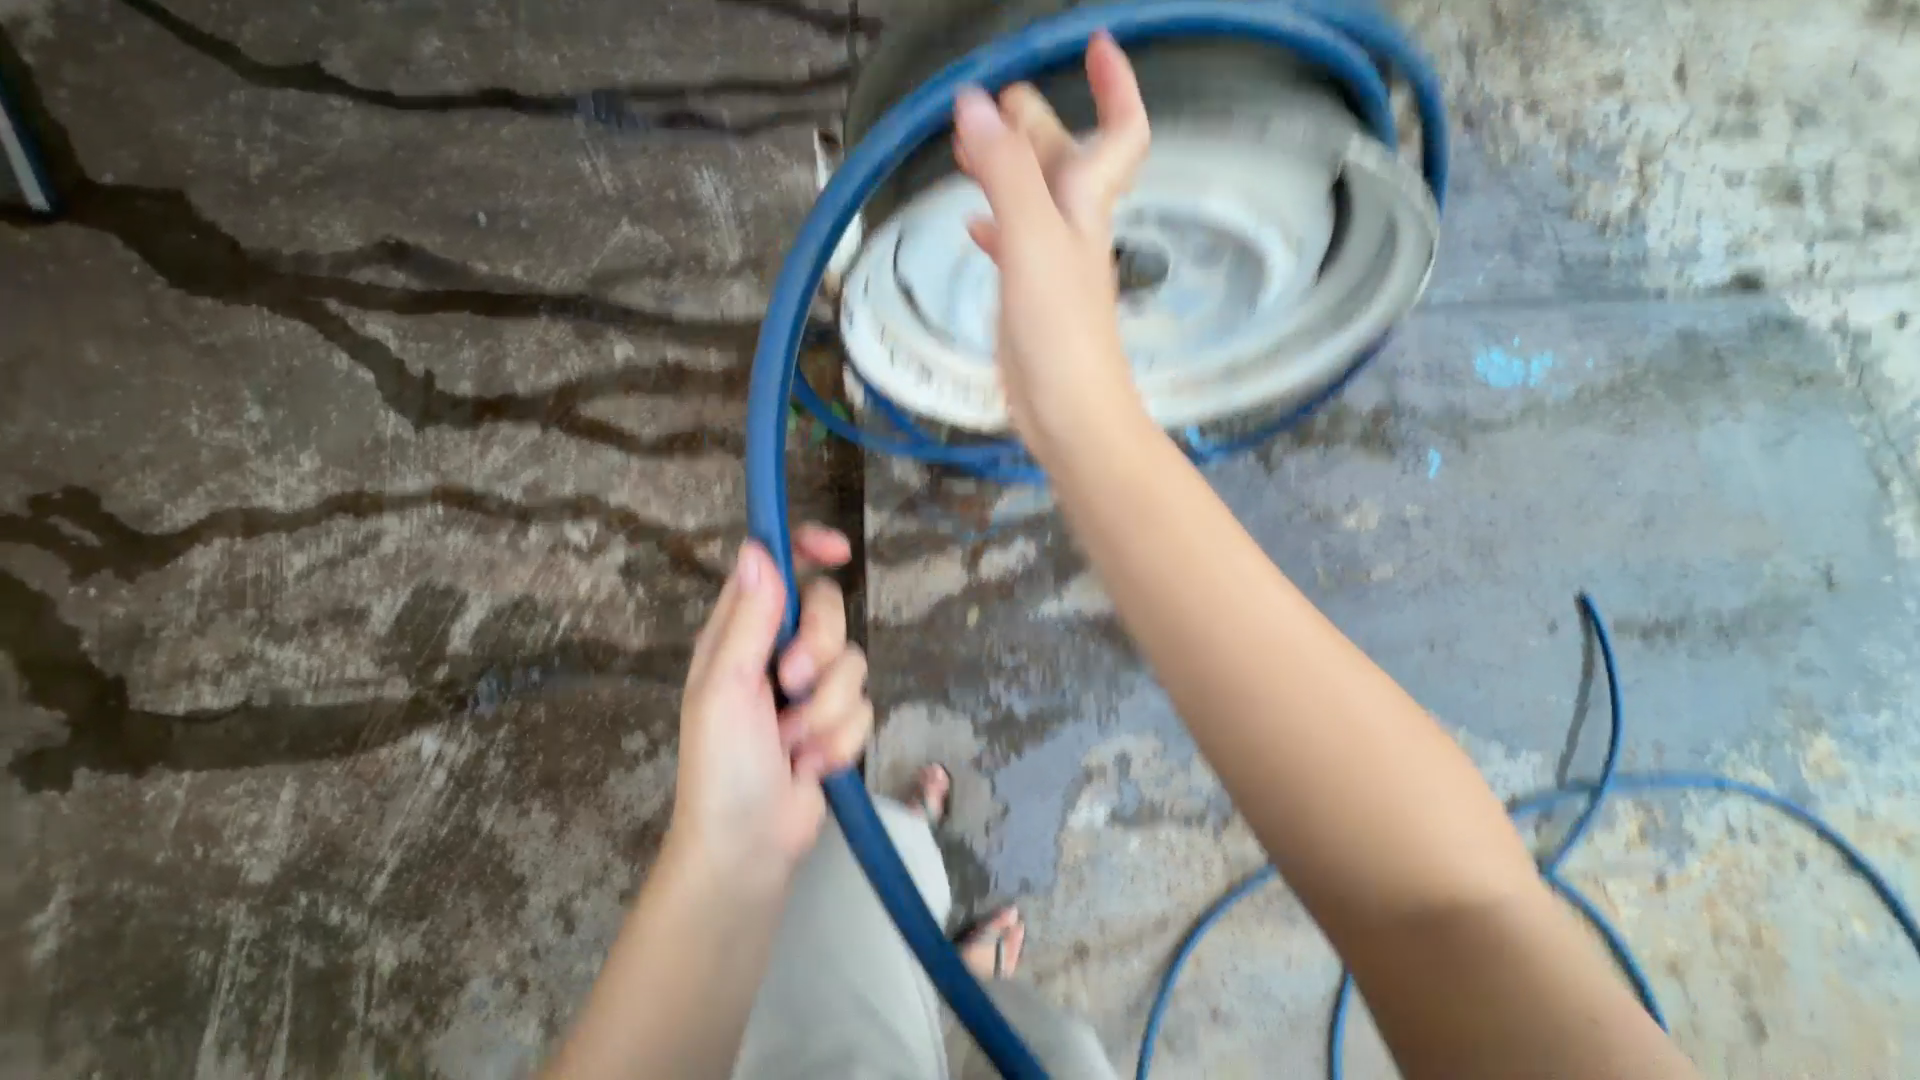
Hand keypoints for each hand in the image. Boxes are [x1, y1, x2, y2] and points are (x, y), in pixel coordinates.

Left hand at [668, 525, 870, 885]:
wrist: (749, 846)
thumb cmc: (721, 766)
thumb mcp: (726, 687)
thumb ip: (748, 618)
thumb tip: (758, 548)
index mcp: (739, 634)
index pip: (778, 567)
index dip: (808, 548)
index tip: (839, 551)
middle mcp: (776, 653)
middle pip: (830, 611)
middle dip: (821, 651)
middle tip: (791, 684)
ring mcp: (811, 690)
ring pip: (853, 665)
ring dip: (826, 712)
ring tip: (793, 745)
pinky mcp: (836, 724)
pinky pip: (864, 709)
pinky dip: (839, 741)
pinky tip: (811, 766)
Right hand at [951, 32, 1152, 452]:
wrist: (1070, 413)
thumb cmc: (1060, 331)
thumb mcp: (1031, 242)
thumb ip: (1005, 173)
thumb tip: (973, 103)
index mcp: (1085, 206)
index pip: (1121, 132)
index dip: (1116, 86)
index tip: (1092, 45)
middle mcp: (1074, 228)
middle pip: (1063, 158)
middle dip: (1033, 123)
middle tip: (990, 101)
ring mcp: (1052, 264)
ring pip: (1032, 199)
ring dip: (1006, 168)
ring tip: (964, 149)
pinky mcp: (1030, 297)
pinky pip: (1014, 245)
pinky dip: (994, 224)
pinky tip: (972, 225)